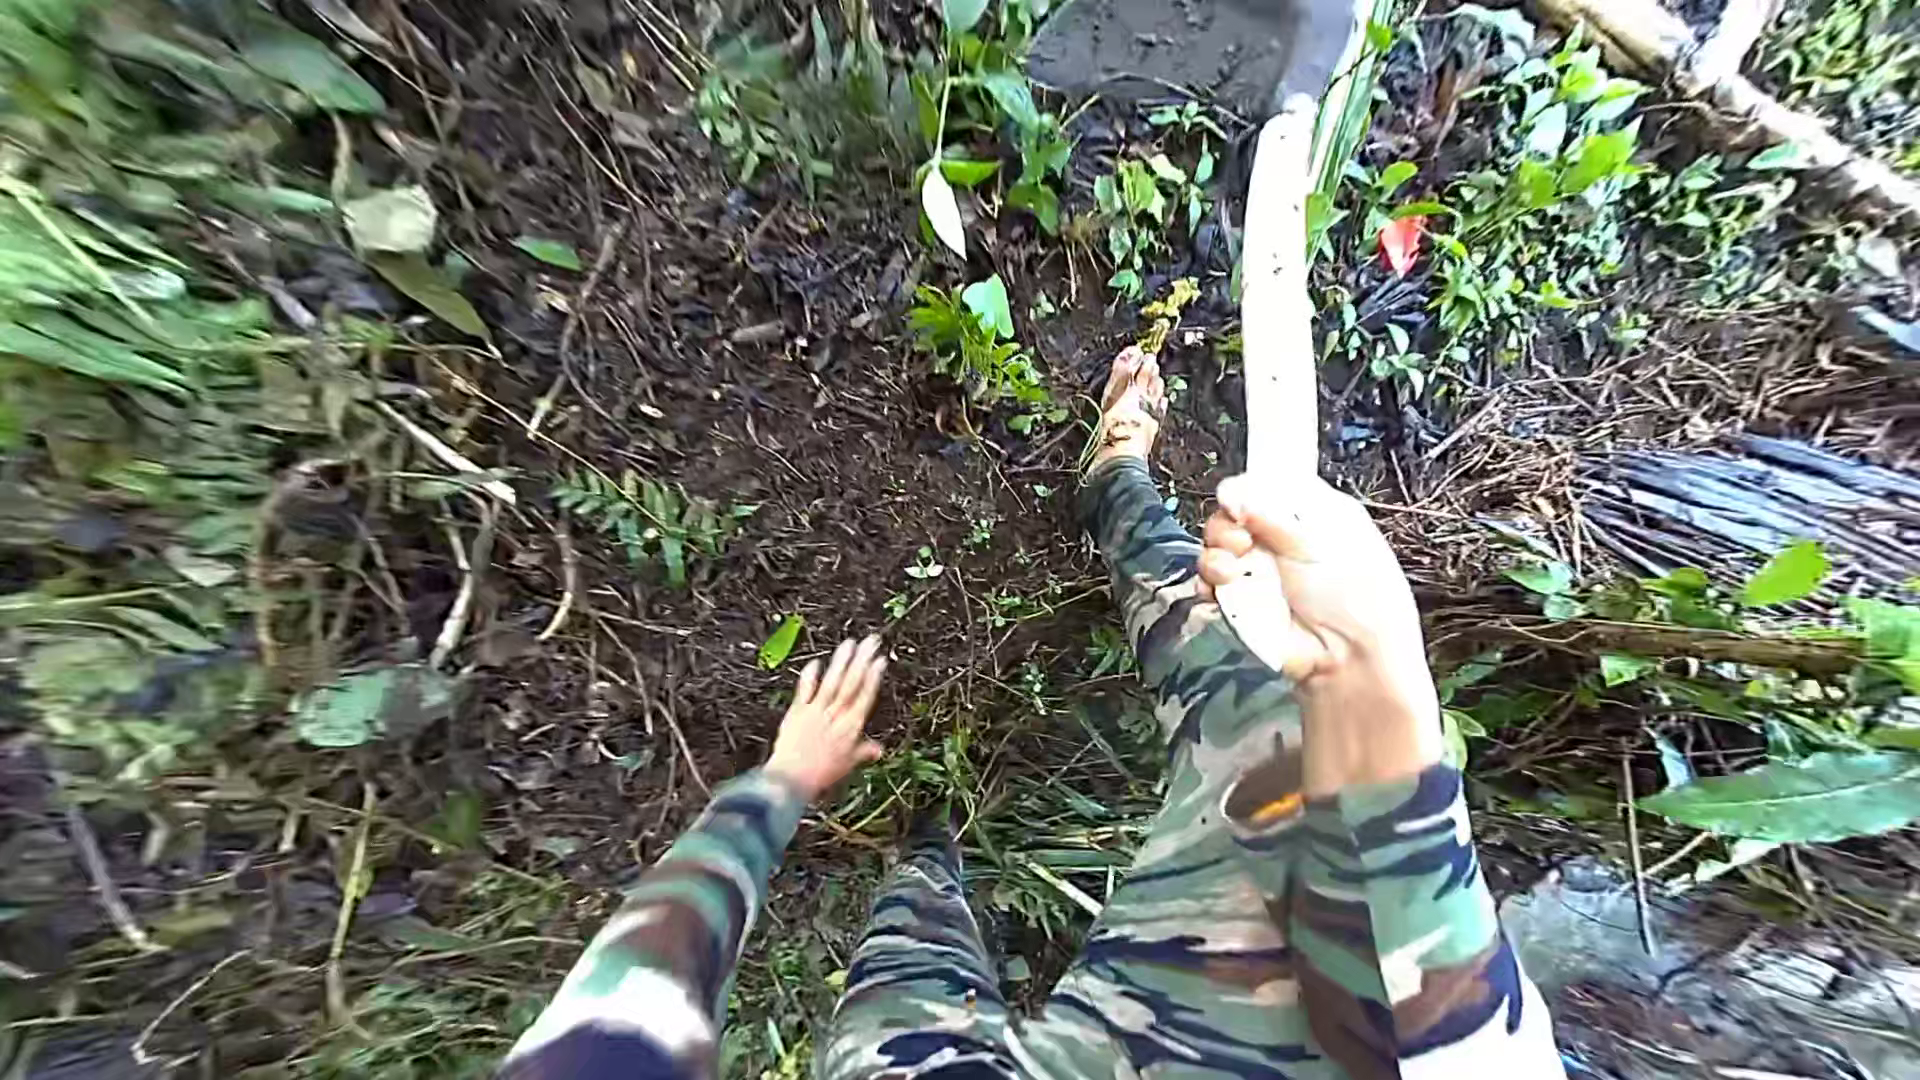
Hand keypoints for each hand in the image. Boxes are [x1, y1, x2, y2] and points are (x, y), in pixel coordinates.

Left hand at [765, 635, 887, 801]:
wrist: (790, 781)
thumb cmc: (821, 775)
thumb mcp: (847, 764)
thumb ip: (863, 752)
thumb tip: (880, 750)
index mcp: (850, 727)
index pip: (865, 696)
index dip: (874, 677)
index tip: (880, 659)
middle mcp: (835, 715)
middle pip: (851, 683)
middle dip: (863, 660)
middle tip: (871, 641)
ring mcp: (816, 711)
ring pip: (832, 682)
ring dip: (841, 662)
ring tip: (850, 643)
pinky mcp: (798, 712)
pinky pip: (805, 691)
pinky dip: (810, 676)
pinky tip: (817, 661)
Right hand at [1199, 474, 1441, 792]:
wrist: (1346, 660)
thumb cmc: (1355, 598)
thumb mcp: (1322, 544)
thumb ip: (1276, 517)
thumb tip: (1234, 493)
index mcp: (1310, 516)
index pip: (1268, 485)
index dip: (1248, 487)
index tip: (1235, 496)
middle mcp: (1279, 539)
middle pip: (1232, 513)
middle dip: (1226, 523)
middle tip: (1239, 539)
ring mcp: (1256, 569)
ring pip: (1214, 545)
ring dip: (1216, 553)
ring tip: (1232, 568)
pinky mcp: (1237, 599)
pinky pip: (1208, 580)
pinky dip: (1208, 581)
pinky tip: (1220, 587)